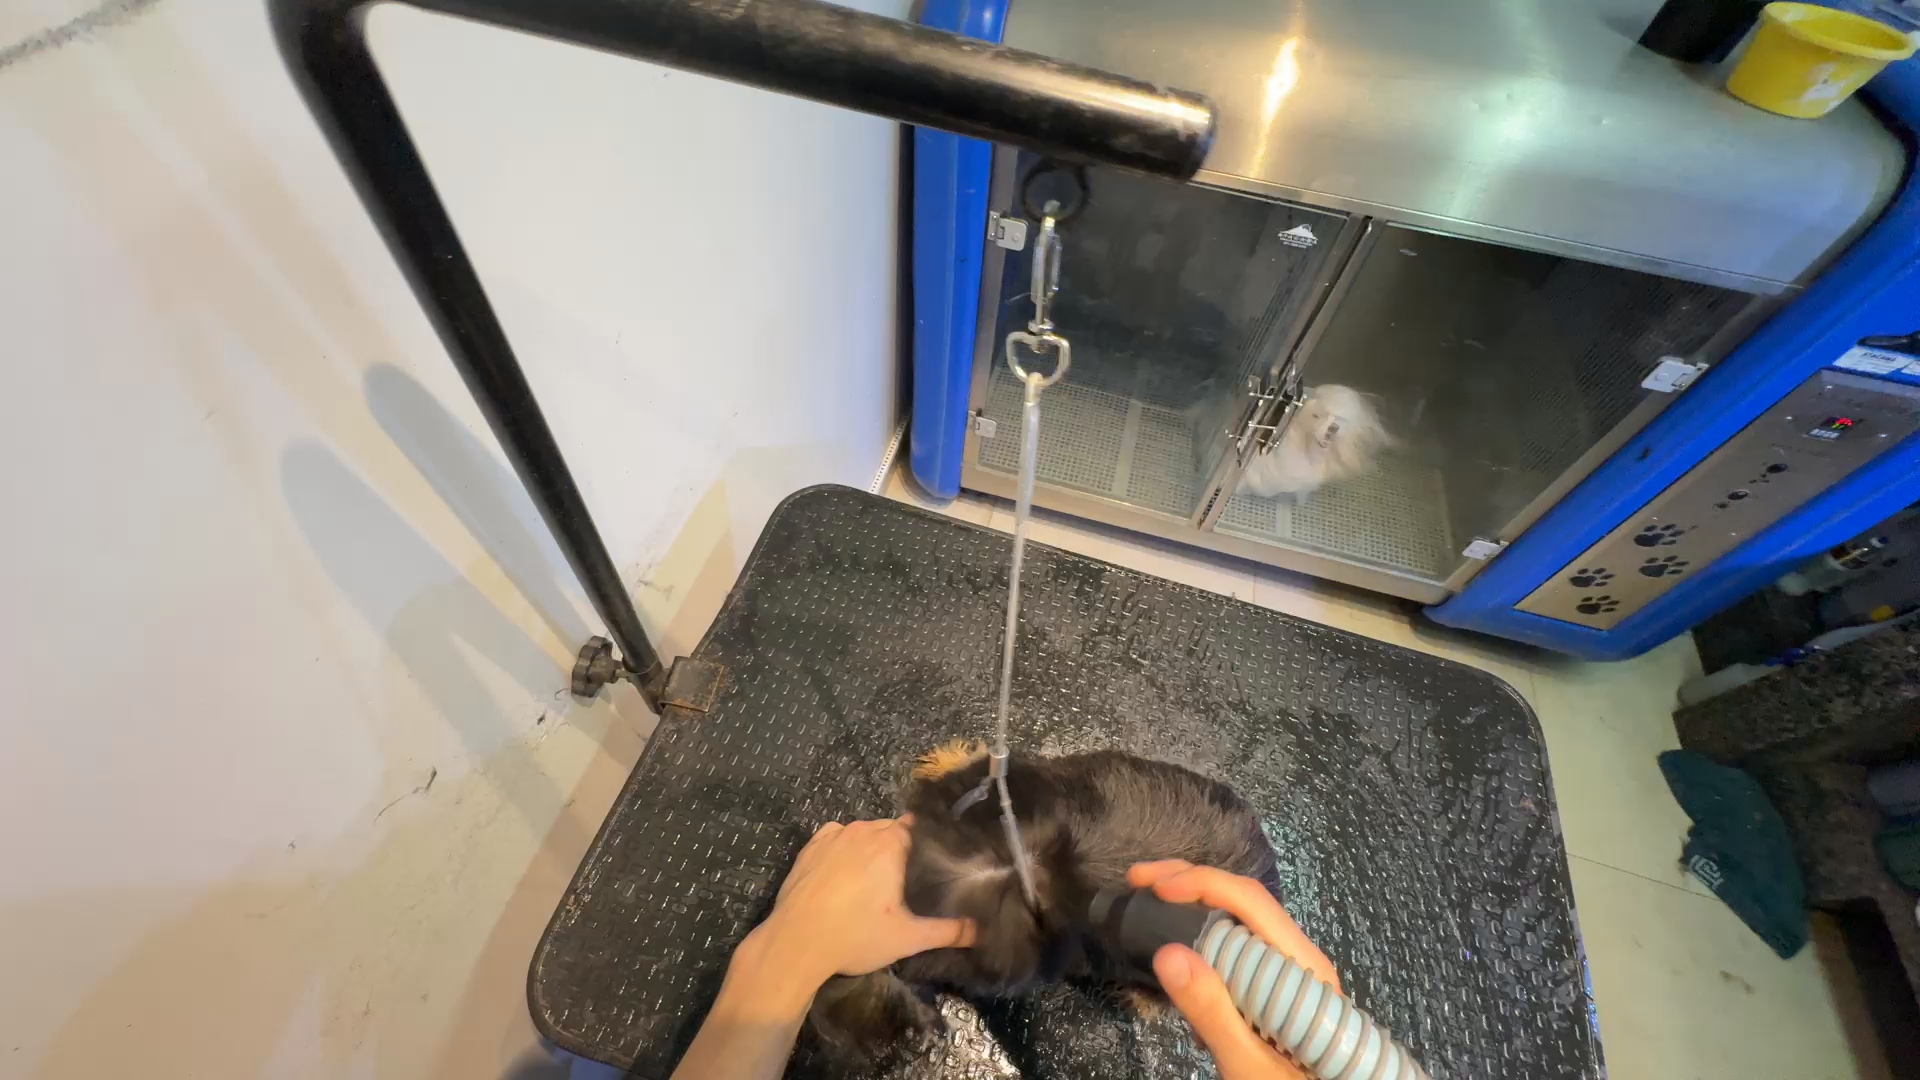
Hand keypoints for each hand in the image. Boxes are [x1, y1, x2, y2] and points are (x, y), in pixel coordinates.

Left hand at [745, 817, 975, 993]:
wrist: (796, 943)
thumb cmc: (855, 936)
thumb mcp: (906, 938)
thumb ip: (947, 931)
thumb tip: (982, 931)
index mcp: (891, 843)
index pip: (916, 830)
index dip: (923, 846)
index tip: (926, 865)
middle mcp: (865, 829)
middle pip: (890, 829)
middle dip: (897, 849)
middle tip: (900, 879)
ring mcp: (836, 834)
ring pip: (862, 832)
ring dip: (869, 848)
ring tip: (870, 878)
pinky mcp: (811, 844)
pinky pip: (836, 836)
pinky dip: (842, 848)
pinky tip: (841, 872)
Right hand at [1127, 861, 1339, 1079]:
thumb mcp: (1249, 1066)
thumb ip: (1213, 1013)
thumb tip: (1165, 952)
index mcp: (1303, 967)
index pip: (1251, 900)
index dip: (1202, 883)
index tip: (1155, 888)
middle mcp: (1297, 956)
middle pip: (1241, 897)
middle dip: (1188, 879)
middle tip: (1137, 878)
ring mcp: (1285, 968)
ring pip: (1235, 914)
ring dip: (1190, 899)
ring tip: (1148, 895)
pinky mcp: (1271, 984)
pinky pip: (1233, 941)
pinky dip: (1199, 930)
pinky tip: (1173, 937)